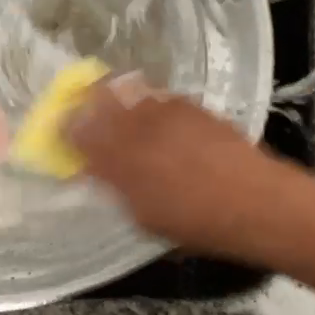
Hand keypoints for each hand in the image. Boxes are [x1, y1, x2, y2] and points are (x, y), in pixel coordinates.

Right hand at [65, 77, 287, 252]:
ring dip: (116, 95)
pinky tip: (154, 115)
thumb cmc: (196, 222)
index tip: (58, 130)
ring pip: (131, 92)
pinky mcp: (195, 108)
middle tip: (81, 106)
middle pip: (101, 99)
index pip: (78, 132)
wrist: (256, 202)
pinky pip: (161, 98)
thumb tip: (95, 170)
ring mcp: (169, 111)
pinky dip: (149, 102)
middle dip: (86, 100)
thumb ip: (117, 187)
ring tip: (113, 104)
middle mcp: (139, 126)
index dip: (65, 129)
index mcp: (119, 157)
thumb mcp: (144, 216)